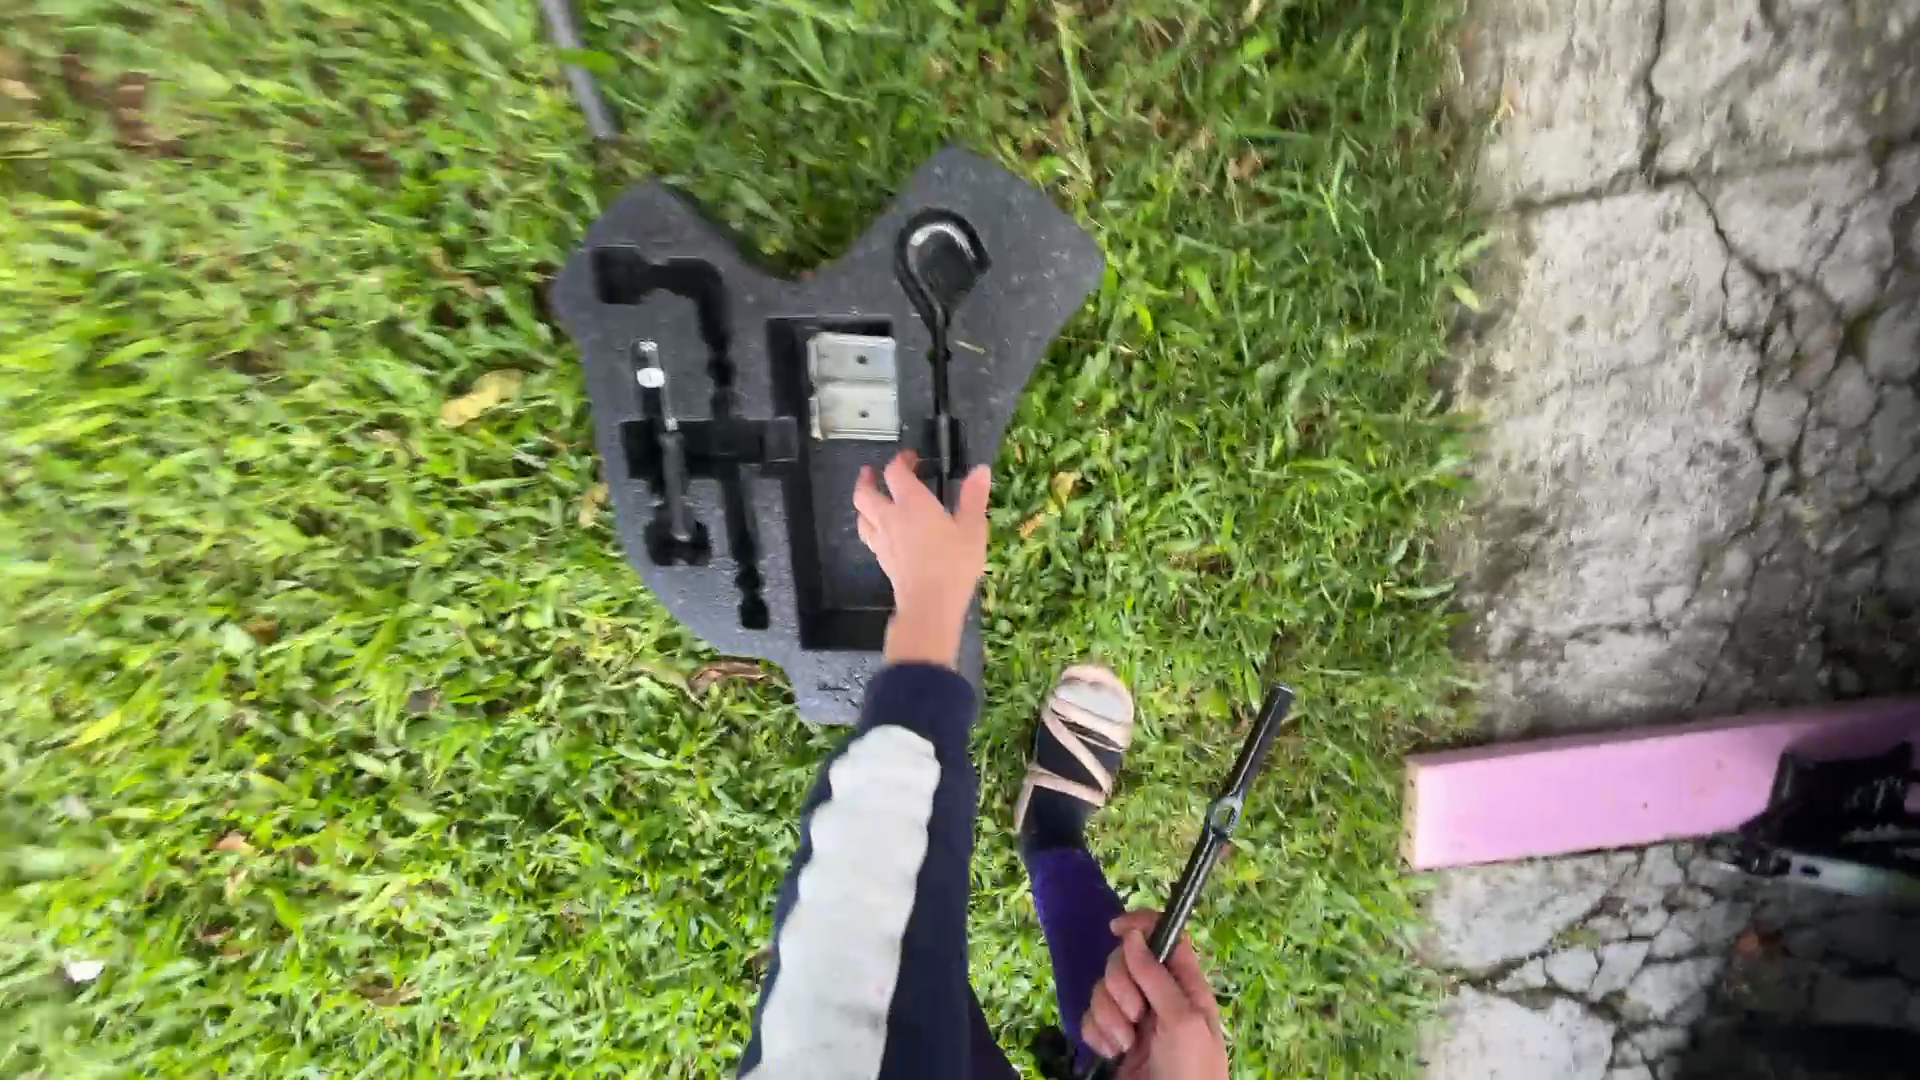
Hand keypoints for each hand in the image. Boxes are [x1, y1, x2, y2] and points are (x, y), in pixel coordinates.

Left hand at [851, 450, 990, 668]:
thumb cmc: (954, 563)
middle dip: (867, 479)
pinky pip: (869, 536)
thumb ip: (974, 497)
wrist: (930, 603)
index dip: (901, 461)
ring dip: (863, 503)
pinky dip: (870, 526)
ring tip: (871, 499)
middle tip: (872, 472)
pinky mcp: (882, 560)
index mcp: (912, 503)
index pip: (895, 472)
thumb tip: (981, 469)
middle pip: (865, 493)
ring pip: (861, 515)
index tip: (911, 458)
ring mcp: (882, 540)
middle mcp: (891, 517)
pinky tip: (881, 532)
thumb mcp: (973, 528)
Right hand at [1081, 911, 1228, 1079]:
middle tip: (1135, 1014)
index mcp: (1183, 985)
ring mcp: (1132, 1018)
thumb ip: (1156, 975)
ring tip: (1124, 1044)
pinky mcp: (1111, 1039)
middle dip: (1121, 985)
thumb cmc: (1190, 1072)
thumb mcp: (1183, 1022)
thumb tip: (1133, 934)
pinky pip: (1090, 1015)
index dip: (1141, 924)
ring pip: (1103, 987)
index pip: (1163, 936)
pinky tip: (1109, 1052)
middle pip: (1124, 959)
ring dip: (1108, 1014)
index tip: (1117, 929)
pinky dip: (1095, 1032)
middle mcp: (1156, 995)